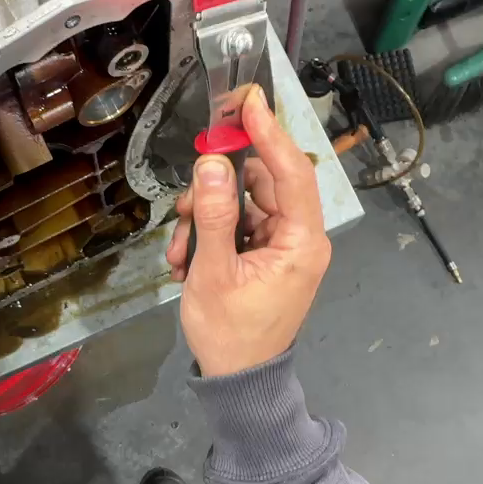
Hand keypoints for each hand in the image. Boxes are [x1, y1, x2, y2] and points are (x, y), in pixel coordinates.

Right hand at [165, 87, 330, 377]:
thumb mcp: (213, 274)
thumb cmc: (230, 334)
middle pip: (260, 186)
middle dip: (216, 193)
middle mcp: (299, 237)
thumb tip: (211, 163)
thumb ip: (214, 216)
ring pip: (242, 205)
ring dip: (205, 221)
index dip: (269, 133)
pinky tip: (187, 263)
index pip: (291, 171)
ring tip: (181, 256)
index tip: (247, 101)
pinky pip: (237, 228)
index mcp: (301, 241)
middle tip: (184, 210)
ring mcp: (281, 247)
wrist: (238, 381)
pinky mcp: (265, 257)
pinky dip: (210, 238)